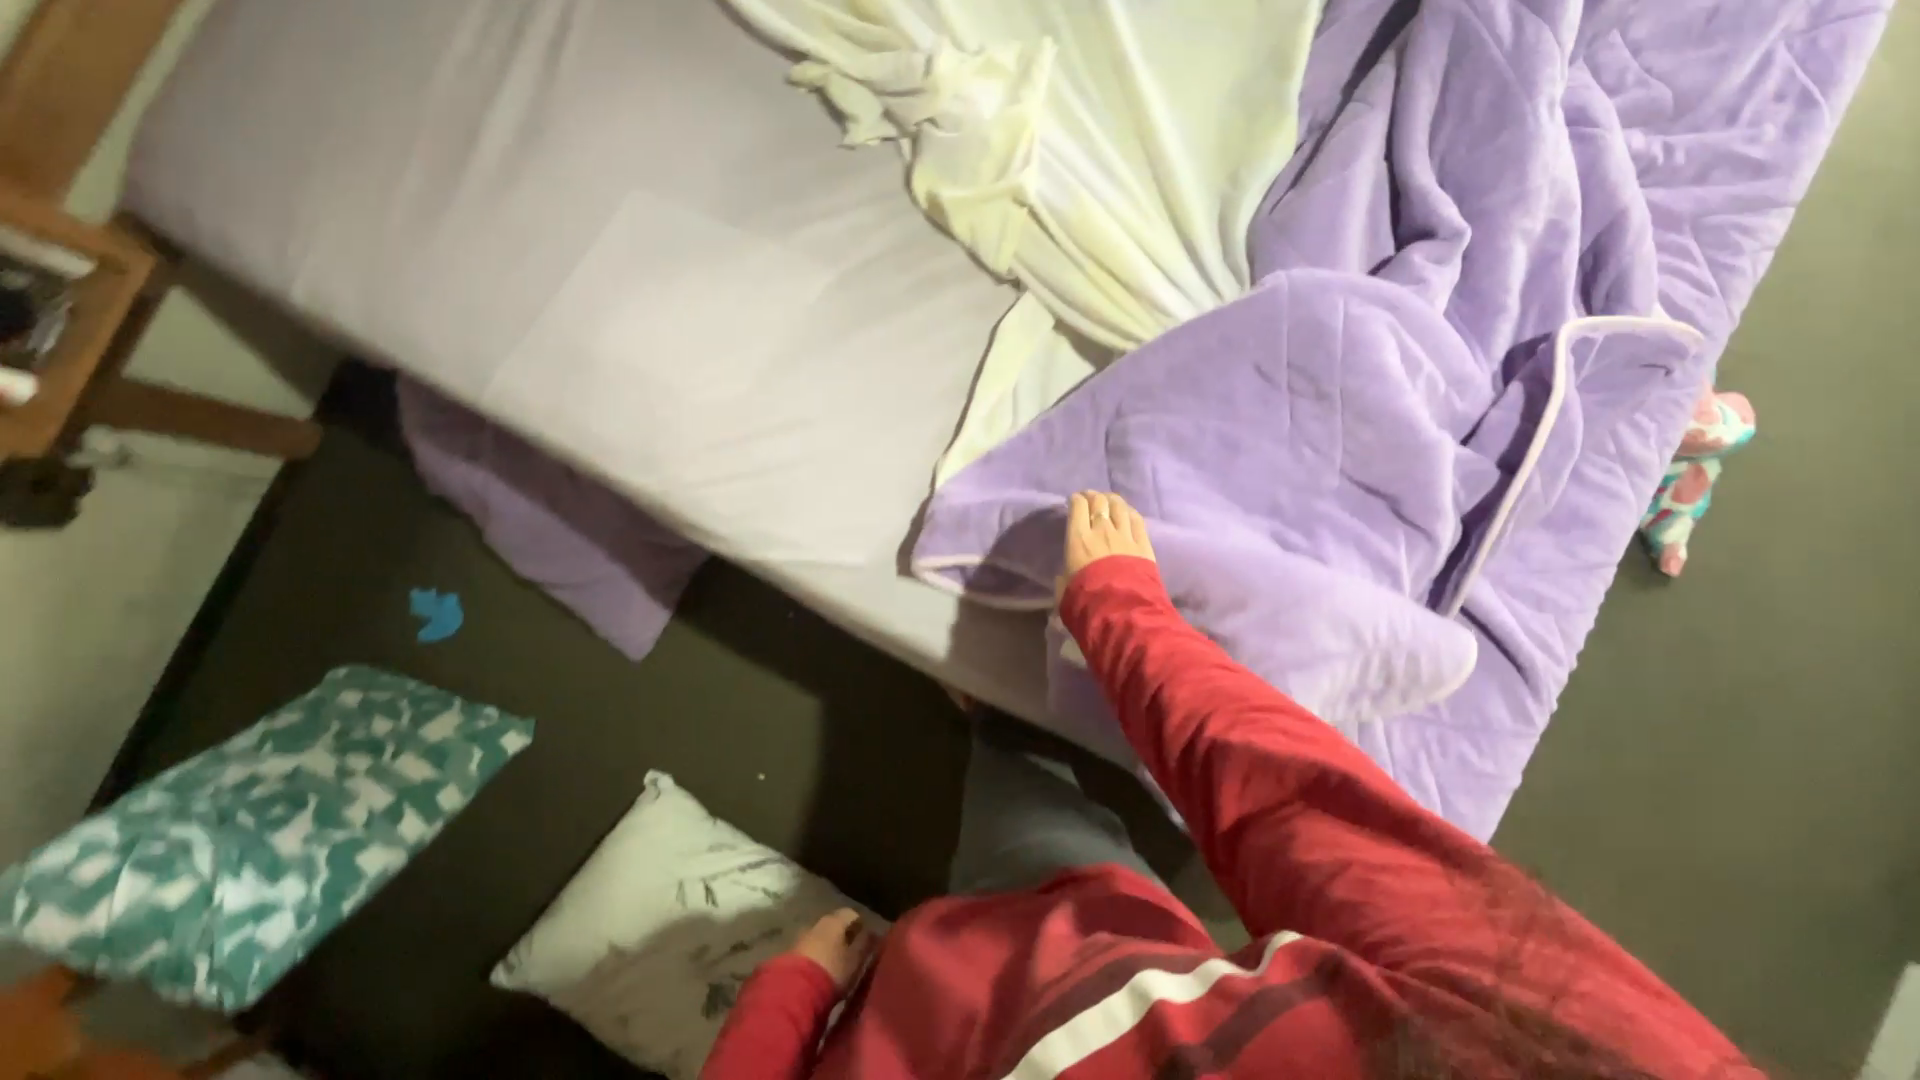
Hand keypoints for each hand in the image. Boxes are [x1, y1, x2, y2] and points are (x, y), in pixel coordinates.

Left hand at [788, 909, 877, 992]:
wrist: (795, 990)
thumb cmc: (832, 970)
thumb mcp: (855, 960)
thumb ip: (865, 944)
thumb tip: (873, 932)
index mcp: (834, 920)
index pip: (851, 914)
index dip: (860, 925)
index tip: (866, 939)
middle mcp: (816, 923)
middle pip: (834, 924)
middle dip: (843, 935)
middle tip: (851, 952)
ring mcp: (801, 937)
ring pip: (820, 936)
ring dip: (828, 945)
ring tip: (835, 963)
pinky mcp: (790, 953)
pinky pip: (809, 948)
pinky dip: (816, 955)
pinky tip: (820, 969)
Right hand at [1063, 491, 1155, 591]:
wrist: (1121, 612)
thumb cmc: (1086, 601)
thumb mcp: (1063, 591)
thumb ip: (1064, 579)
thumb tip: (1065, 576)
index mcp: (1078, 539)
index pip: (1078, 507)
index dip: (1076, 500)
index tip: (1074, 501)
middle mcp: (1102, 530)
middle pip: (1099, 501)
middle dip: (1093, 496)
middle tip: (1091, 498)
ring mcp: (1125, 535)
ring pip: (1120, 506)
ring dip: (1113, 500)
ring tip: (1109, 501)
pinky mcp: (1143, 544)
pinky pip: (1137, 519)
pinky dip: (1130, 512)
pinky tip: (1128, 512)